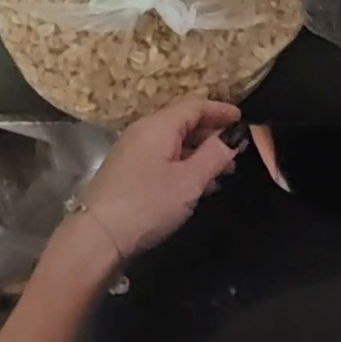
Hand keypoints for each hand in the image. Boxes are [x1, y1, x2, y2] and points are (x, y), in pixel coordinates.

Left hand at [77, 96, 241, 259]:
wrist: (99, 235)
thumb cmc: (148, 203)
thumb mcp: (189, 181)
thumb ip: (214, 156)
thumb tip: (230, 139)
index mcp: (158, 125)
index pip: (194, 106)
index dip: (219, 110)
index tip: (241, 118)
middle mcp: (143, 131)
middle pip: (183, 122)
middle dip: (211, 134)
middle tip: (236, 151)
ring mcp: (133, 151)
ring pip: (173, 142)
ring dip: (199, 153)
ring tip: (223, 172)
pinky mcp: (128, 171)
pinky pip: (163, 158)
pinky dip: (183, 165)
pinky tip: (197, 186)